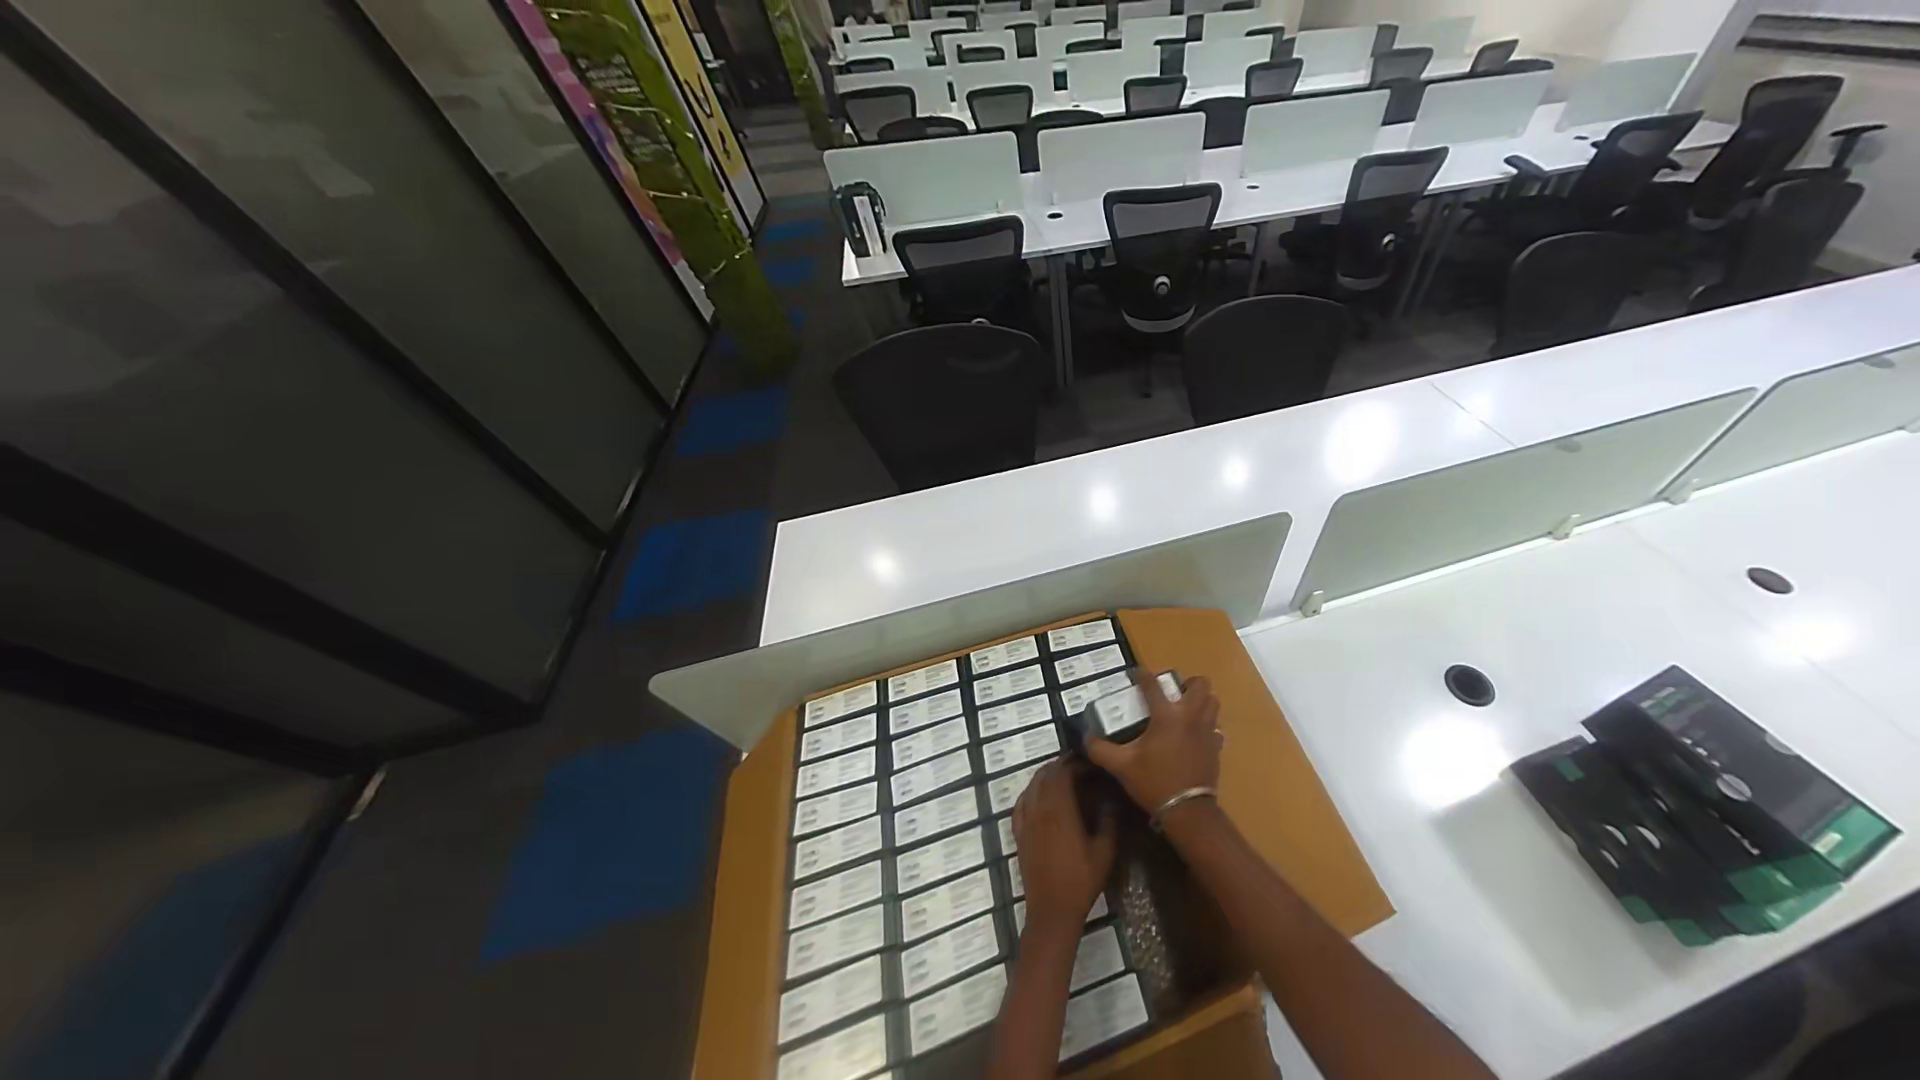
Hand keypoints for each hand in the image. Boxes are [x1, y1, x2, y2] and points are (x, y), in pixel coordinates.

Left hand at [1013, 760, 1115, 934]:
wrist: (1052, 908)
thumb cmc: (1081, 880)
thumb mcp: (1104, 852)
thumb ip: (1108, 822)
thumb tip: (1110, 800)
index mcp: (1060, 810)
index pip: (1062, 773)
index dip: (1074, 764)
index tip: (1089, 764)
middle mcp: (1039, 809)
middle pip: (1045, 775)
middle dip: (1060, 766)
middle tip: (1077, 765)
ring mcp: (1026, 820)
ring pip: (1031, 786)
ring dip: (1045, 776)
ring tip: (1061, 776)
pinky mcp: (1018, 832)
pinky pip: (1021, 802)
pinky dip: (1030, 791)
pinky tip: (1038, 794)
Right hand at [1084, 669, 1221, 816]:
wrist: (1188, 811)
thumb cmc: (1154, 782)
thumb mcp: (1121, 766)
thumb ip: (1100, 749)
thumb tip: (1086, 737)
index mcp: (1166, 716)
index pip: (1153, 685)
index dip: (1142, 675)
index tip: (1135, 673)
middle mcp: (1190, 717)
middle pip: (1200, 685)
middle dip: (1187, 683)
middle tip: (1172, 692)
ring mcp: (1207, 731)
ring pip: (1213, 702)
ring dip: (1201, 700)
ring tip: (1184, 709)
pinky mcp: (1216, 747)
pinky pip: (1216, 727)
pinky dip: (1207, 725)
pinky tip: (1193, 734)